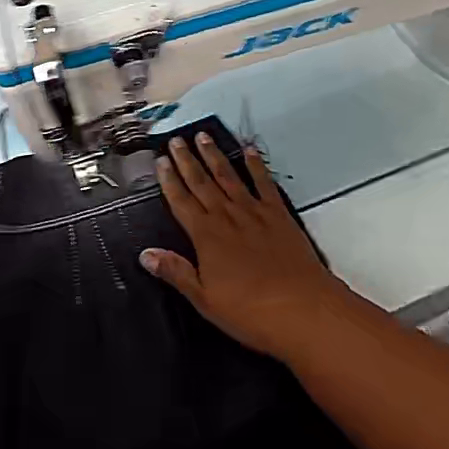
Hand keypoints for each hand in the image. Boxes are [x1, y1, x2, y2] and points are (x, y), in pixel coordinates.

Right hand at [140, 132, 347, 359]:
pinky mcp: (279, 214)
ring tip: (203, 137)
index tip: (161, 162)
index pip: (181, 201)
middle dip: (187, 160)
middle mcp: (228, 217)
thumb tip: (147, 254)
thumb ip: (176, 272)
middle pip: (202, 182)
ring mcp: (254, 212)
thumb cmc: (251, 311)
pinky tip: (249, 151)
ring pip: (228, 176)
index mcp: (206, 236)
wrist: (302, 309)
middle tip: (176, 141)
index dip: (169, 181)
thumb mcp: (205, 299)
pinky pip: (264, 183)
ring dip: (214, 155)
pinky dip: (256, 165)